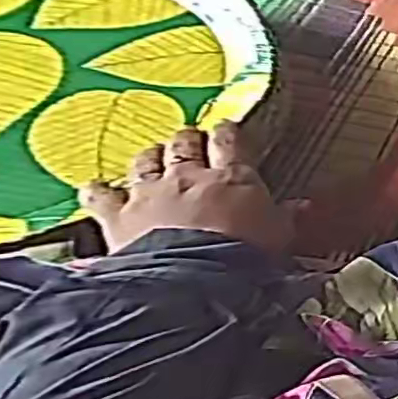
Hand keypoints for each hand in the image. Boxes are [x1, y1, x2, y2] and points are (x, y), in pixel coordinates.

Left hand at [79, 123, 296, 254]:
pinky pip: (100, 195)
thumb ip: (286, 214)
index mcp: (233, 177)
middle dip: (186, 138)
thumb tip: (301, 205)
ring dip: (148, 155)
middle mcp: (189, 177)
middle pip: (184, 146)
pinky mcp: (117, 214)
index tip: (225, 126)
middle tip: (188, 135)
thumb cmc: (245, 248)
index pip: (229, 143)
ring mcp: (150, 193)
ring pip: (145, 162)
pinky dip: (98, 189)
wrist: (193, 272)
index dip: (227, 132)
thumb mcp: (279, 231)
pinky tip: (95, 185)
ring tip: (151, 152)